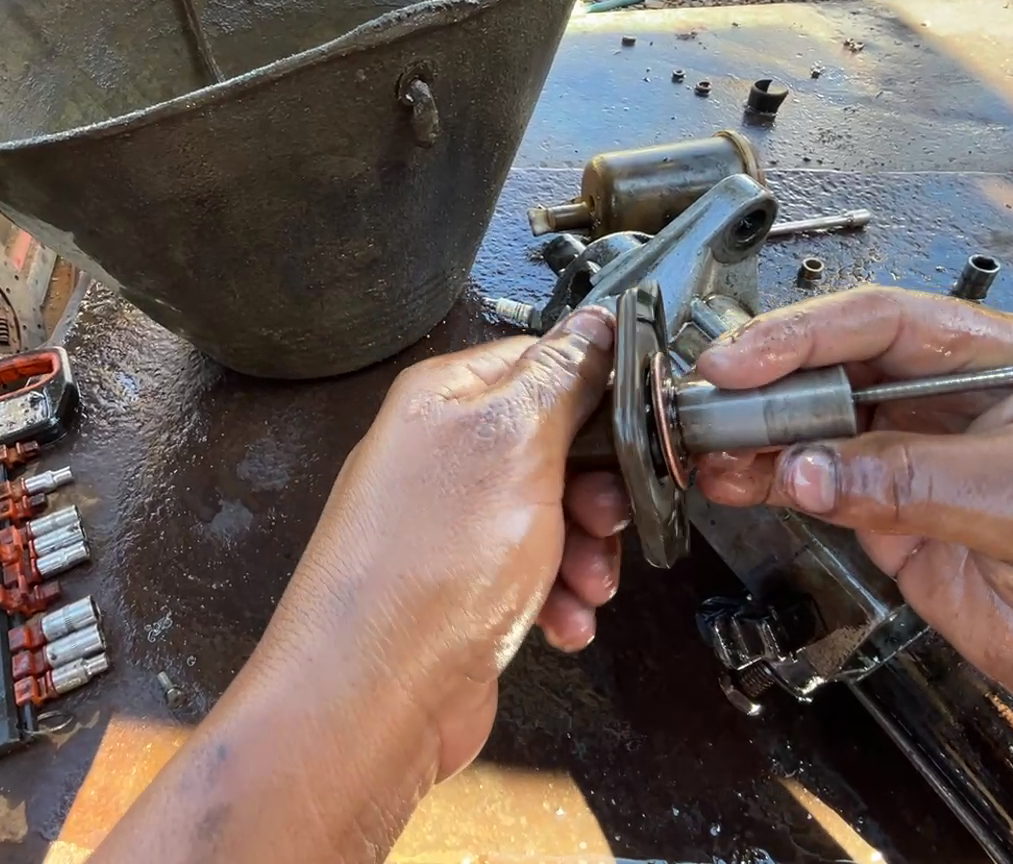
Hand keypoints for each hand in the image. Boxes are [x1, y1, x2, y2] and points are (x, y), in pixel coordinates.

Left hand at [253, 307, 625, 780]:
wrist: (373, 694)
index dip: (596, 392)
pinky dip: (557, 592)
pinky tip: (563, 623)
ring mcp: (450, 517)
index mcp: (446, 397)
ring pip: (551, 509)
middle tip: (609, 519)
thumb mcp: (515, 444)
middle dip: (595, 486)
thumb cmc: (441, 555)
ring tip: (588, 584)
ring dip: (585, 548)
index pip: (540, 360)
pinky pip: (532, 566)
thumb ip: (561, 377)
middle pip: (553, 441)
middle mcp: (443, 449)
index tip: (640, 428)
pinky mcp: (461, 578)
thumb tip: (595, 318)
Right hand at [692, 287, 1012, 774]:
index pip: (883, 323)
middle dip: (763, 384)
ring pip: (812, 437)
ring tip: (703, 447)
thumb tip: (813, 468)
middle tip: (707, 405)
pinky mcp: (897, 529)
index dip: (801, 335)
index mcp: (1008, 363)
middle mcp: (951, 408)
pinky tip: (733, 483)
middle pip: (832, 374)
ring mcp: (918, 470)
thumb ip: (926, 478)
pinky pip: (816, 495)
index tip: (739, 360)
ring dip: (753, 439)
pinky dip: (767, 488)